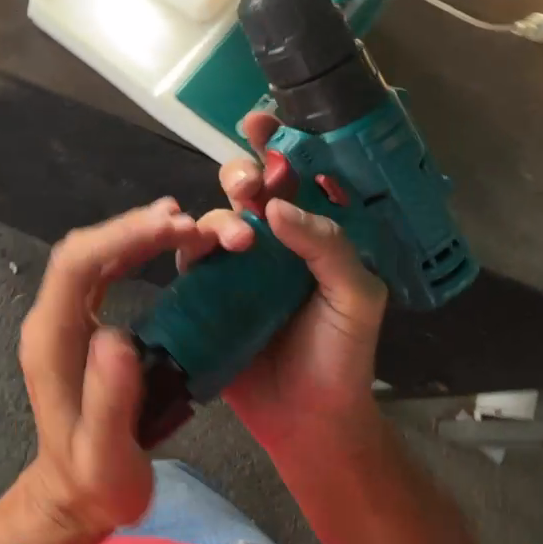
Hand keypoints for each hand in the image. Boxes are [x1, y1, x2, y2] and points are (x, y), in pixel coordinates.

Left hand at [12, 199, 209, 539]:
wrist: (72, 496)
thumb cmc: (96, 480)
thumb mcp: (106, 454)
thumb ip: (109, 398)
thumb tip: (117, 336)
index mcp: (51, 339)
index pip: (77, 265)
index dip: (121, 237)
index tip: (171, 226)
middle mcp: (50, 320)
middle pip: (82, 251)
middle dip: (131, 227)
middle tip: (185, 219)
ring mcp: (62, 321)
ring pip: (91, 256)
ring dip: (132, 234)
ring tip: (181, 223)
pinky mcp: (78, 325)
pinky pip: (100, 273)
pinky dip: (130, 251)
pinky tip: (160, 245)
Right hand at [179, 113, 388, 458]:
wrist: (306, 420)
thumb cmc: (340, 355)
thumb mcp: (355, 296)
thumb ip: (328, 245)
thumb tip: (276, 208)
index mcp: (315, 235)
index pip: (300, 178)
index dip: (281, 146)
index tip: (261, 124)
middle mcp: (274, 243)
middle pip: (250, 189)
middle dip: (243, 172)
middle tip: (248, 181)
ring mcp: (235, 267)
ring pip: (216, 218)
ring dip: (221, 213)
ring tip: (238, 236)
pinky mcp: (204, 291)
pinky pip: (189, 255)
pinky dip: (187, 241)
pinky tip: (190, 243)